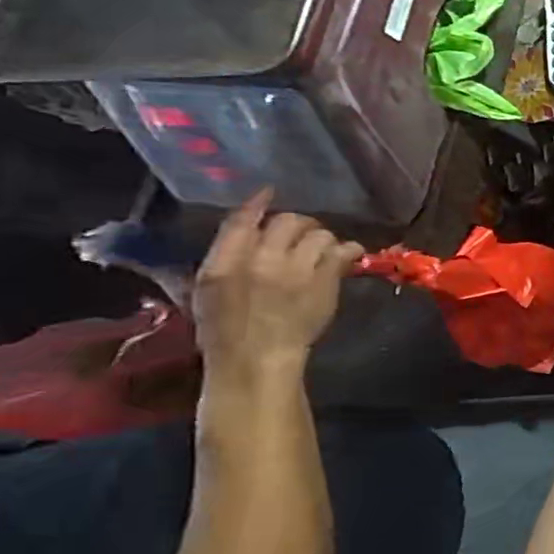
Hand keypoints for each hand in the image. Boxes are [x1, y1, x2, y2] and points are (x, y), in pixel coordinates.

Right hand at [193, 190, 364, 370]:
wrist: (256, 360)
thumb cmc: (224, 331)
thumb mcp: (205, 290)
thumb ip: (221, 255)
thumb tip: (236, 227)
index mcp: (223, 262)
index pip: (241, 219)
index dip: (258, 203)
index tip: (268, 193)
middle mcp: (261, 259)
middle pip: (287, 220)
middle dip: (296, 224)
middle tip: (301, 236)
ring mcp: (296, 269)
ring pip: (319, 233)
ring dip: (322, 239)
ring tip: (322, 252)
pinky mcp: (324, 281)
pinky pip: (342, 252)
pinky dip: (347, 251)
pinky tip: (348, 256)